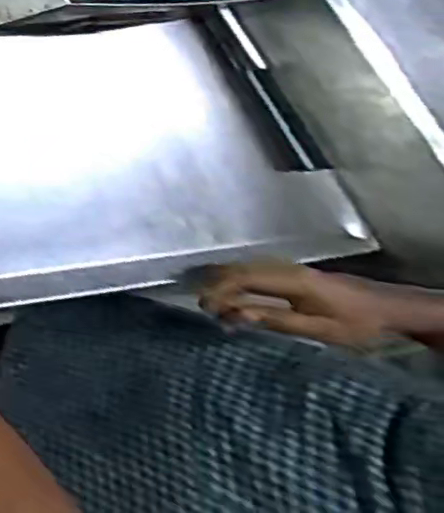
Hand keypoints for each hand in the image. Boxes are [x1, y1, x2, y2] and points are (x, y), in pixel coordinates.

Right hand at [198, 260, 398, 346]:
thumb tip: (236, 314)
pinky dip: (232, 282)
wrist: (390, 307)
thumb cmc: (359, 322)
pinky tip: (232, 295)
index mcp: (287, 279)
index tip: (206, 308)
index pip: (239, 279)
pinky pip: (246, 271)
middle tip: (205, 308)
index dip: (217, 291)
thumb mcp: (324, 329)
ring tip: (216, 304)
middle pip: (232, 270)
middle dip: (214, 288)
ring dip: (221, 284)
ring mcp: (279, 265)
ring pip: (236, 268)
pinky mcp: (281, 270)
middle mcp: (277, 266)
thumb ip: (278, 320)